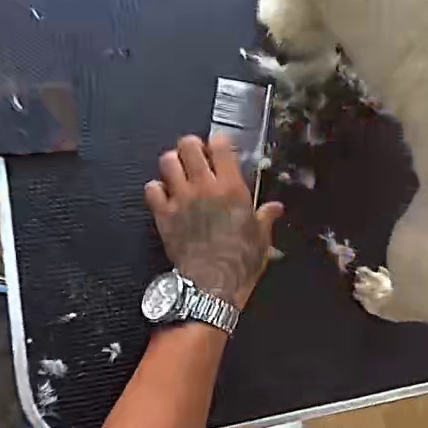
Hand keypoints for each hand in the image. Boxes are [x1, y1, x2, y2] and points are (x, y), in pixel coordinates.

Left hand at [145, 135, 282, 305]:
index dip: (219, 143)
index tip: (220, 149)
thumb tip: (275, 208)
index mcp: (231, 187)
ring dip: (173, 163)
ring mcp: (181, 199)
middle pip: (188, 145)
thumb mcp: (261, 238)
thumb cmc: (240, 261)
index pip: (220, 146)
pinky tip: (164, 195)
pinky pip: (151, 189)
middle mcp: (204, 187)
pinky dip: (156, 188)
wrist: (213, 284)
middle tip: (196, 157)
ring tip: (179, 172)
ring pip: (167, 161)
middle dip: (191, 147)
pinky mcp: (163, 215)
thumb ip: (266, 217)